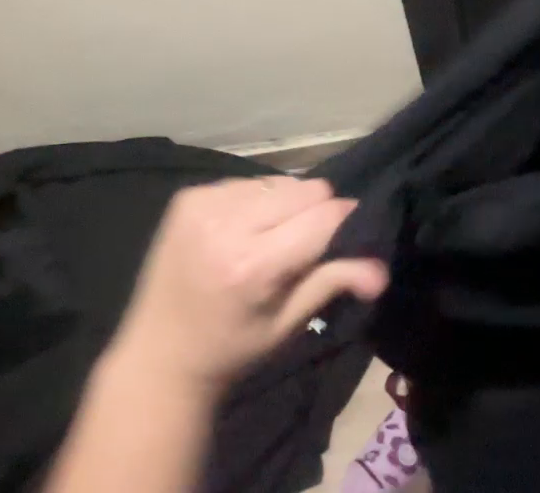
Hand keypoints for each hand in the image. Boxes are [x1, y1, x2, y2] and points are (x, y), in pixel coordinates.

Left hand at [112, 177, 387, 394]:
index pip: (325, 216)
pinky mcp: (188, 196)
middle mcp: (227, 225)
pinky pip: (248, 182)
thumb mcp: (287, 324)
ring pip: (280, 182)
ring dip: (288, 204)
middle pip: (307, 190)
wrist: (157, 357)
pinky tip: (244, 230)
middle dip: (317, 213)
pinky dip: (257, 202)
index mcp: (254, 265)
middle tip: (304, 246)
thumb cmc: (231, 348)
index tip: (350, 238)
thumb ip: (333, 283)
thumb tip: (382, 270)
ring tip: (273, 237)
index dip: (346, 223)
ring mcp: (204, 205)